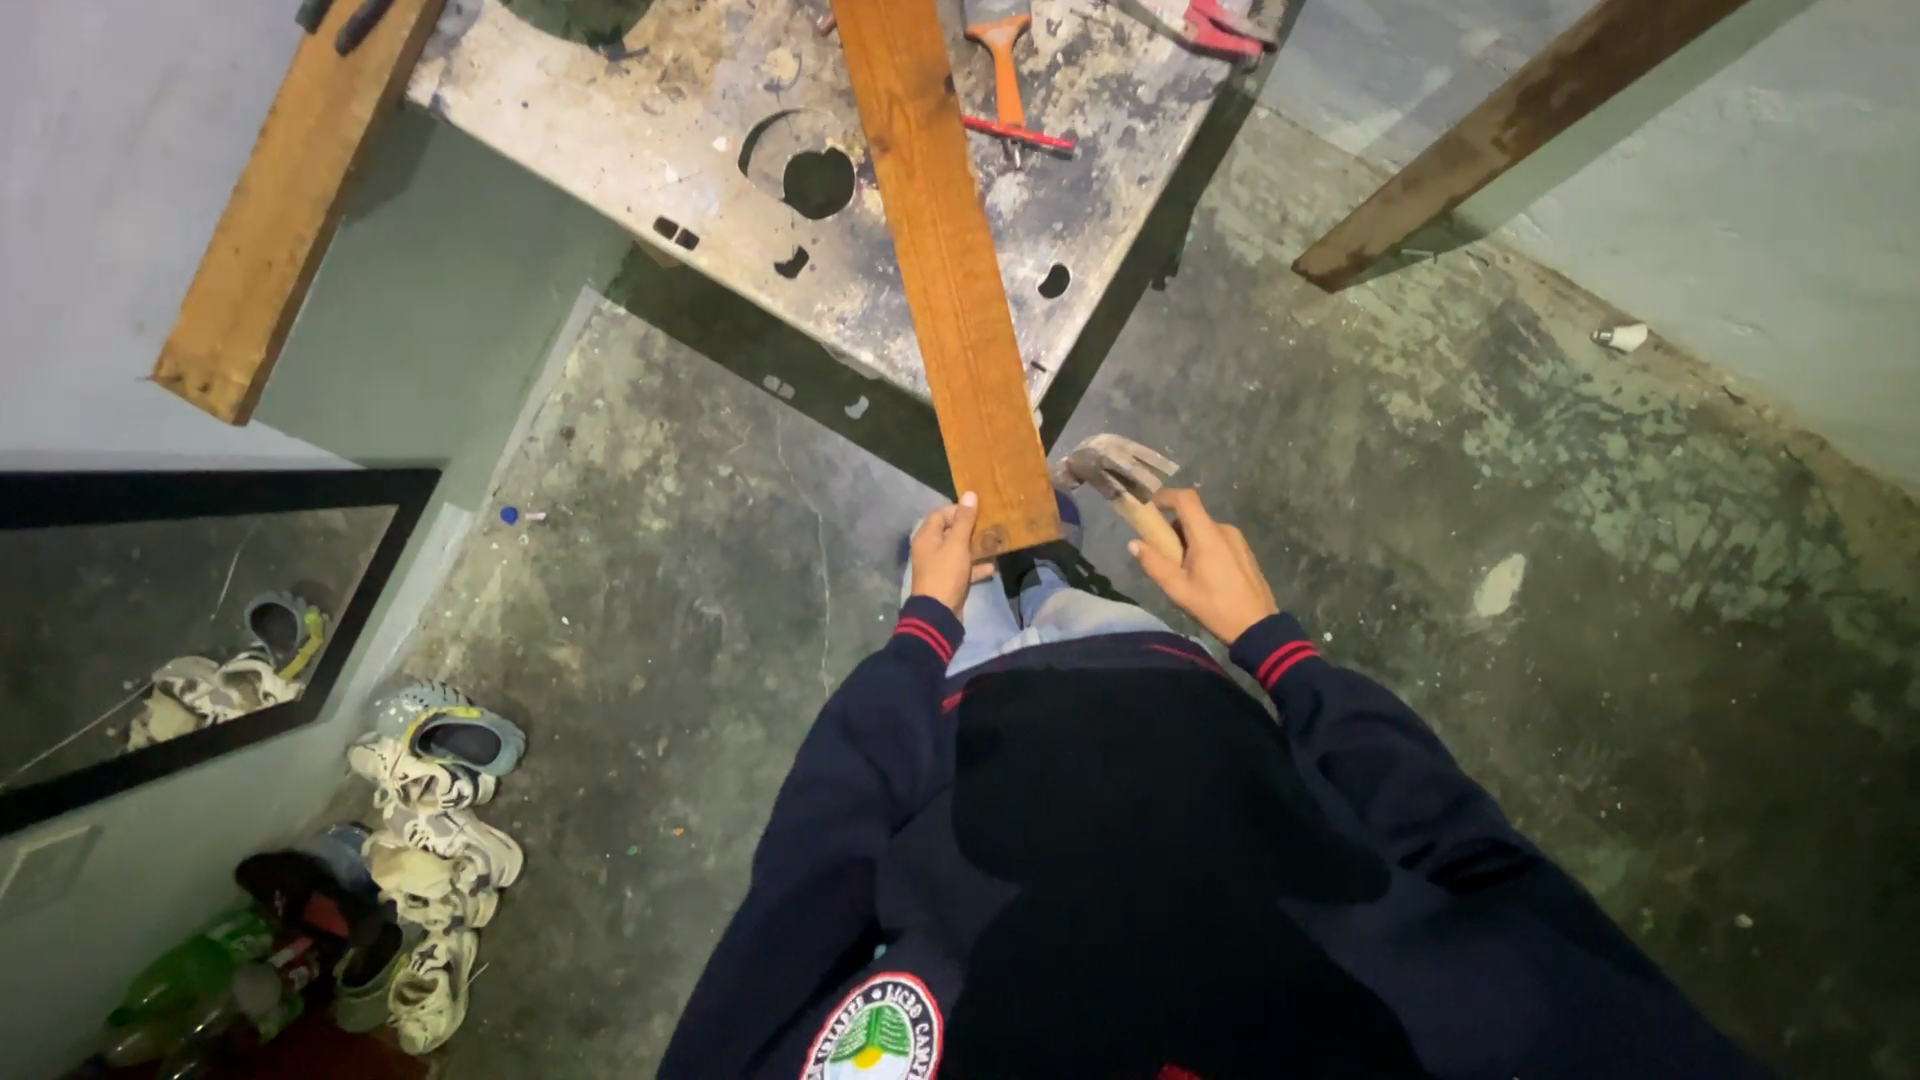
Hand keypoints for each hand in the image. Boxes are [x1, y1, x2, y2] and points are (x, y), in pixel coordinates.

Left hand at [910, 493, 994, 614]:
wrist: (939, 613)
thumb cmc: (945, 573)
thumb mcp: (957, 544)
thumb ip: (964, 520)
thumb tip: (969, 494)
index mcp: (927, 536)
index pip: (940, 514)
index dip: (958, 510)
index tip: (978, 511)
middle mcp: (930, 548)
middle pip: (951, 532)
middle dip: (970, 529)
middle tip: (990, 525)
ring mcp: (940, 566)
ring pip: (959, 550)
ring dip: (976, 548)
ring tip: (995, 543)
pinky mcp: (949, 581)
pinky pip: (964, 569)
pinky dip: (976, 567)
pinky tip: (992, 567)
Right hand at [1129, 488, 1278, 644]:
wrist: (1257, 626)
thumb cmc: (1214, 607)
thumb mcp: (1178, 589)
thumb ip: (1153, 563)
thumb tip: (1134, 544)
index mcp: (1207, 536)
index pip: (1185, 499)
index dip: (1165, 497)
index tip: (1149, 508)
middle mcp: (1224, 529)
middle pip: (1192, 516)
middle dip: (1172, 529)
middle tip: (1163, 555)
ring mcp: (1237, 539)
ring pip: (1203, 529)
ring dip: (1187, 541)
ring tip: (1184, 571)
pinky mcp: (1244, 550)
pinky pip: (1217, 539)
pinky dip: (1202, 547)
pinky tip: (1203, 575)